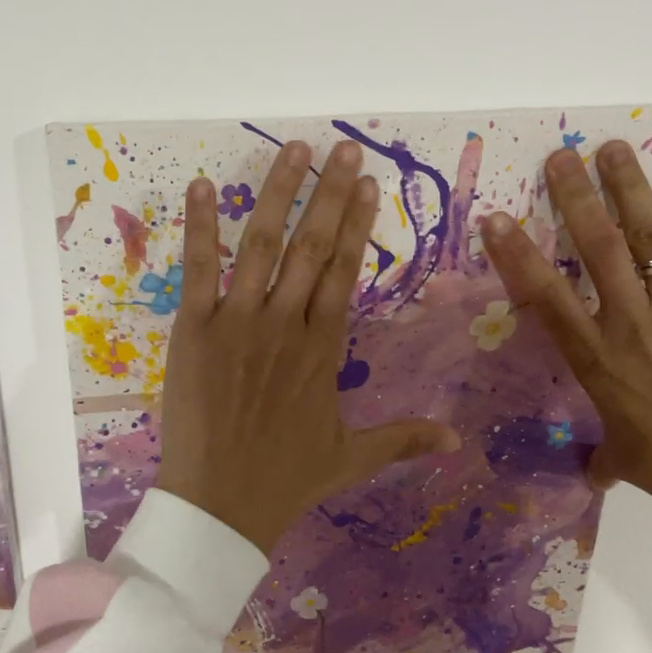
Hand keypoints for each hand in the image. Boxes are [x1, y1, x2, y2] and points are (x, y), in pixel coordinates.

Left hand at [156, 139, 460, 552]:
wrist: (222, 504)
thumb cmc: (285, 480)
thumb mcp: (350, 459)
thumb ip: (402, 439)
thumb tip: (457, 440)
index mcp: (322, 348)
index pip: (345, 272)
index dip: (357, 224)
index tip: (368, 183)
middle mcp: (285, 324)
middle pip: (312, 247)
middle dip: (329, 194)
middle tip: (343, 148)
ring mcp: (238, 322)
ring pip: (262, 246)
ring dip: (278, 194)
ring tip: (293, 150)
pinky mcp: (194, 330)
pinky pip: (198, 270)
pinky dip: (200, 227)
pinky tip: (204, 186)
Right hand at [481, 142, 651, 529]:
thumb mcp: (619, 457)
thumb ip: (598, 454)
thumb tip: (589, 471)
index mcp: (595, 356)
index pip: (545, 295)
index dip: (517, 254)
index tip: (496, 218)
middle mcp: (631, 321)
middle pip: (596, 248)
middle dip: (574, 198)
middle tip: (559, 157)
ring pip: (650, 237)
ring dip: (630, 189)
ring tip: (614, 149)